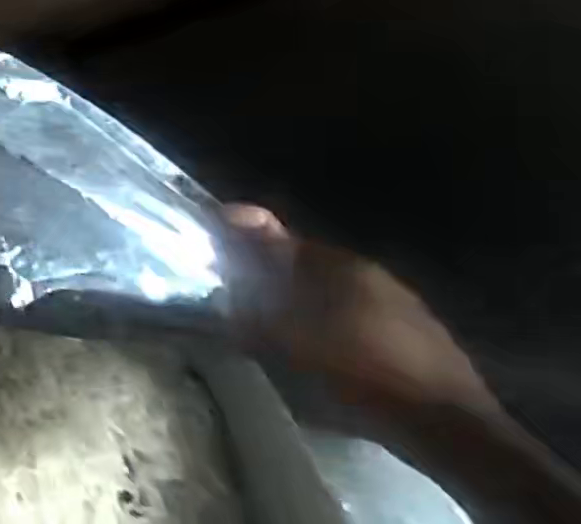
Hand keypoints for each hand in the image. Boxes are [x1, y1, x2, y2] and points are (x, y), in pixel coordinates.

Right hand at [222, 203, 497, 420]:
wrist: (451, 432)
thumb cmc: (354, 368)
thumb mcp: (282, 334)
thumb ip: (244, 302)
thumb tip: (218, 288)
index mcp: (339, 261)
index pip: (274, 235)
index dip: (240, 240)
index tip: (215, 250)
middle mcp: (374, 272)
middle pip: (305, 263)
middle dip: (272, 274)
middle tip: (241, 293)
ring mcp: (408, 307)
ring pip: (335, 292)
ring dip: (304, 301)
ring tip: (278, 324)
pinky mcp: (427, 340)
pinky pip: (362, 319)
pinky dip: (336, 325)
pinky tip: (323, 349)